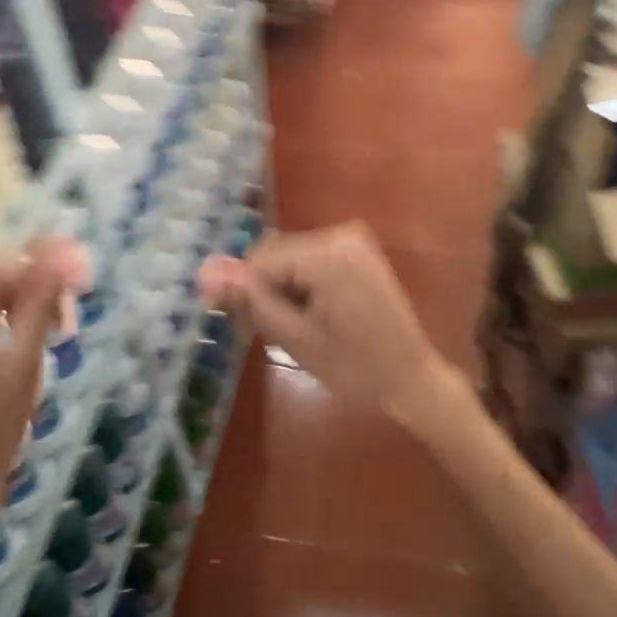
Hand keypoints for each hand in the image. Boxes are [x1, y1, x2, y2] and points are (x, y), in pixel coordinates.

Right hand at [225, 222, 456, 417]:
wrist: (412, 381)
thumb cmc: (354, 369)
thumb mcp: (294, 337)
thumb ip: (250, 300)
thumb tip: (204, 271)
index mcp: (327, 253)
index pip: (258, 261)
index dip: (242, 293)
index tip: (243, 329)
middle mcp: (341, 235)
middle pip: (274, 255)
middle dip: (262, 291)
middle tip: (263, 334)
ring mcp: (354, 242)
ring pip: (290, 259)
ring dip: (280, 291)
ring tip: (287, 330)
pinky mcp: (359, 254)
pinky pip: (312, 262)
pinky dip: (300, 287)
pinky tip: (307, 318)